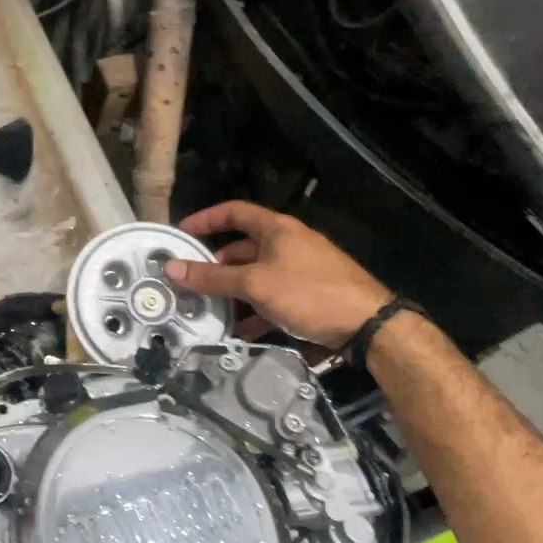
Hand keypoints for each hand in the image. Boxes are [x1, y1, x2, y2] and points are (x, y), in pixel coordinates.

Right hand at [164, 200, 390, 348]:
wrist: (371, 326)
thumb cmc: (309, 293)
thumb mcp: (254, 284)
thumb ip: (212, 277)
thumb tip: (172, 267)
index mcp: (277, 229)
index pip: (234, 212)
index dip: (206, 219)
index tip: (183, 233)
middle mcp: (290, 243)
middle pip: (244, 247)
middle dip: (219, 266)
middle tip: (196, 283)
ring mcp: (303, 269)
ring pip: (258, 275)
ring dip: (236, 293)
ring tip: (216, 312)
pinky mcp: (313, 294)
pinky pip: (275, 296)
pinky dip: (257, 310)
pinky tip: (245, 331)